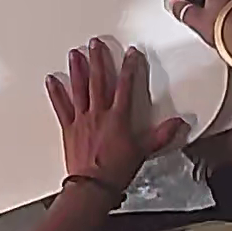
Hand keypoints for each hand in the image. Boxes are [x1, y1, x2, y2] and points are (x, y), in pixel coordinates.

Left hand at [45, 38, 189, 192]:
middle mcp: (99, 114)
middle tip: (95, 43)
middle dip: (98, 60)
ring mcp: (81, 119)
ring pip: (79, 89)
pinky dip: (56, 93)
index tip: (131, 53)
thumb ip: (161, 135)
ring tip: (75, 53)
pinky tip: (52, 80)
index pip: (125, 86)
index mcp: (118, 118)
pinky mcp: (68, 128)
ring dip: (77, 69)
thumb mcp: (144, 151)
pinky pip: (61, 107)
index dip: (129, 67)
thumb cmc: (117, 170)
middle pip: (98, 80)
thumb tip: (179, 123)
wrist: (92, 187)